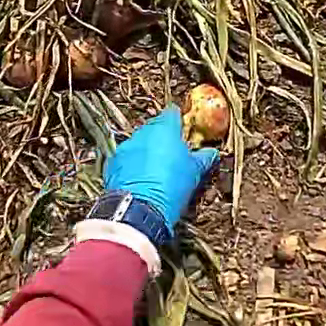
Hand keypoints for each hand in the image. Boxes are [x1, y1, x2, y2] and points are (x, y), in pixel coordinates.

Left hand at [104, 106, 220, 231]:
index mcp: (165, 129)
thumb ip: (204, 158)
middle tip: (175, 154)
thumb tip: (212, 153)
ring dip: (148, 152)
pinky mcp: (113, 164)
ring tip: (158, 171)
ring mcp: (126, 147)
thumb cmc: (170, 187)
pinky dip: (134, 165)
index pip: (173, 113)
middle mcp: (143, 133)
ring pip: (140, 143)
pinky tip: (142, 180)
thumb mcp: (194, 173)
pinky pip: (127, 159)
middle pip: (156, 127)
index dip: (180, 121)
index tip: (186, 133)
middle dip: (164, 138)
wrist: (137, 212)